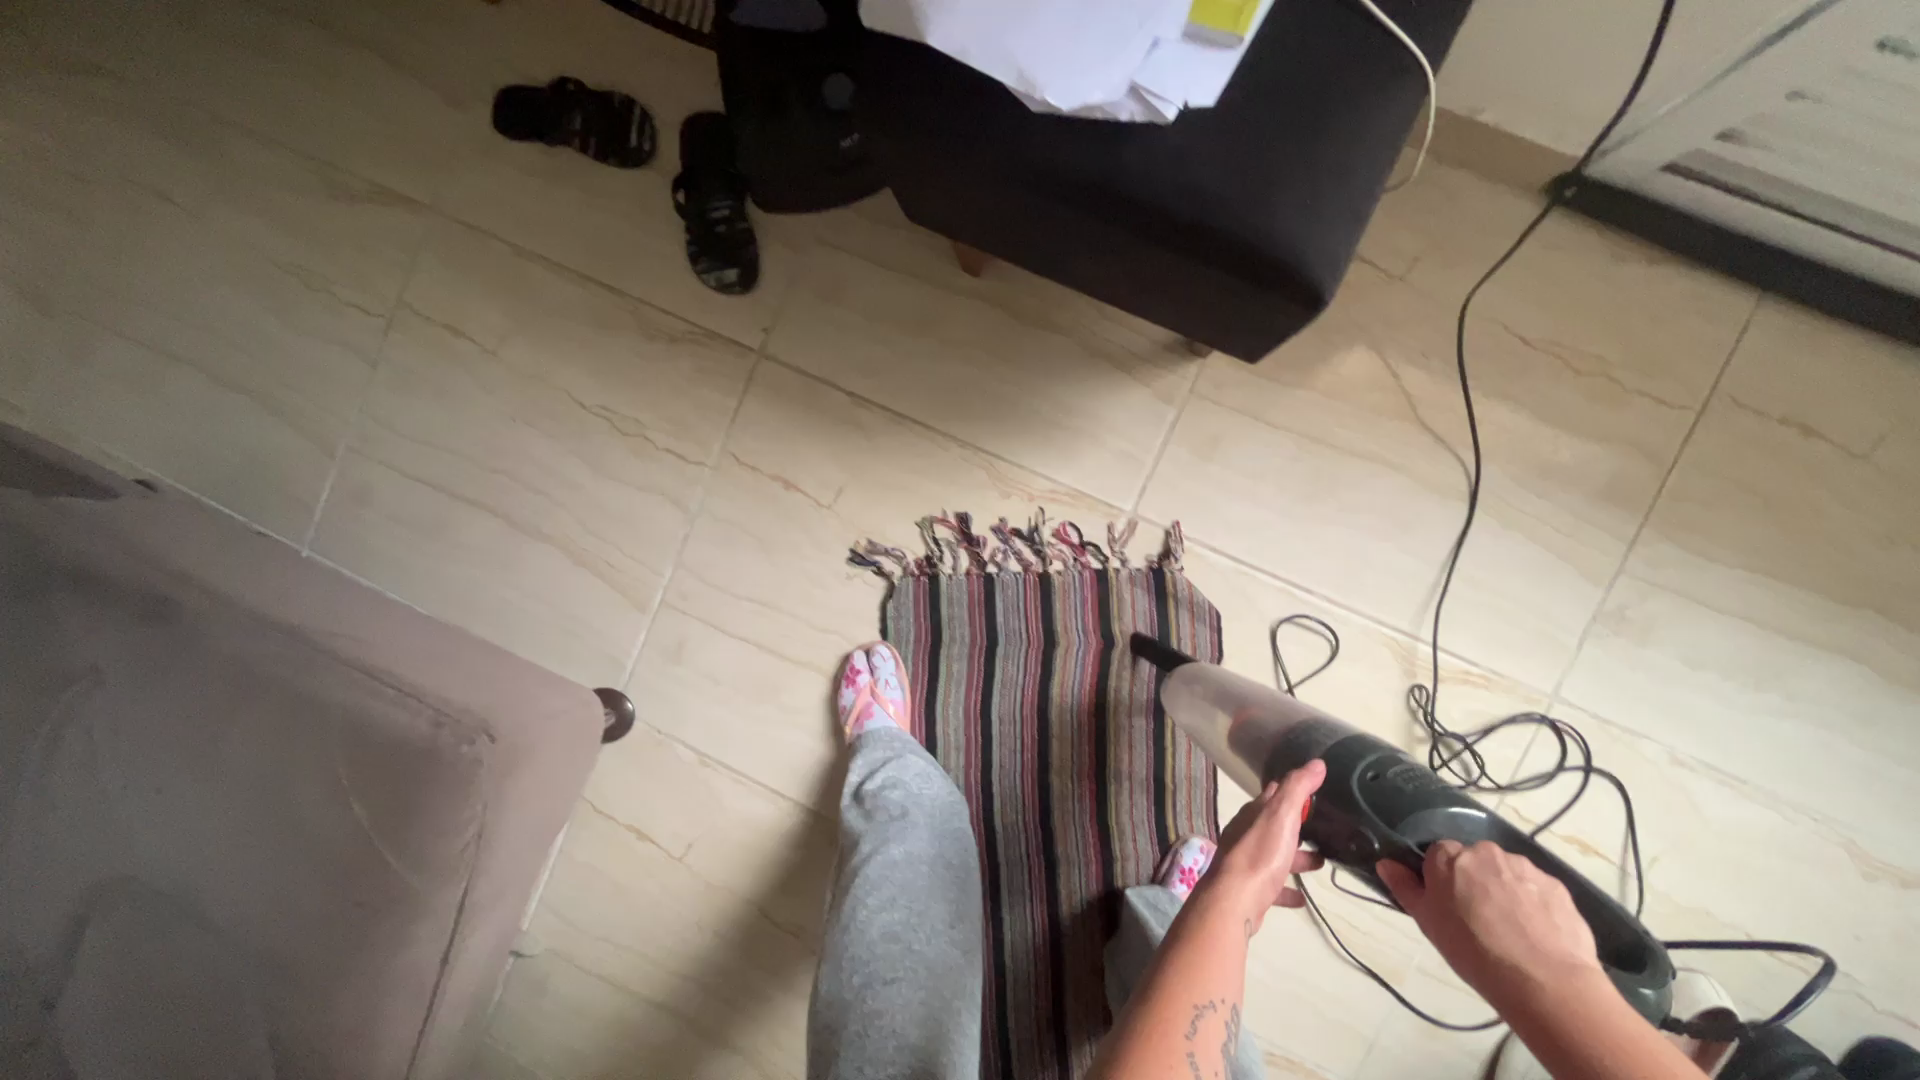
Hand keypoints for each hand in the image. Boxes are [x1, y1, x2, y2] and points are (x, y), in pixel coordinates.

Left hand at [1201, 760, 1326, 932]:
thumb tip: (1316, 762)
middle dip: (1297, 827)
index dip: (1291, 791)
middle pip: (1275, 826)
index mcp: (1253, 814)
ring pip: (1275, 855)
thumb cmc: (1260, 854)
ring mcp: (1247, 862)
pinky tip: (1301, 898)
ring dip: (1296, 858)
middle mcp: (1246, 834)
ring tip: (1320, 863)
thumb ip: (1297, 789)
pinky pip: (1273, 886)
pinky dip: (1287, 889)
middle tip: (1324, 832)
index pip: (1272, 794)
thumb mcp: (1281, 815)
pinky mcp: (1251, 889)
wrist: (1235, 900)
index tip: (1314, 792)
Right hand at [1377, 840, 1604, 1007]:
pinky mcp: (1557, 885)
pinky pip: (1537, 888)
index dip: (1442, 878)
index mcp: (1448, 857)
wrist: (1543, 981)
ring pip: (1507, 873)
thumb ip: (1405, 887)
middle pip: (1474, 860)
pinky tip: (1535, 933)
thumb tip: (1385, 863)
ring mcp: (1524, 867)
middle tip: (1478, 917)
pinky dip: (1534, 904)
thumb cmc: (1472, 950)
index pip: (1438, 854)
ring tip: (1511, 929)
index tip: (1448, 903)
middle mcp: (1485, 852)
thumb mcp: (1427, 922)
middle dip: (1475, 881)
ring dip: (1505, 891)